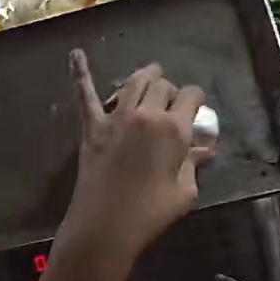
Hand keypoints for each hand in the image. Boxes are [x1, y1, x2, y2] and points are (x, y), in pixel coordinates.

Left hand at [55, 49, 210, 272]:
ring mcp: (117, 118)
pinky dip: (79, 73)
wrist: (106, 226)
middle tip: (171, 102)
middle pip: (162, 85)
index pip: (191, 96)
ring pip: (133, 82)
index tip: (196, 108)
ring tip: (150, 75)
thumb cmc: (151, 214)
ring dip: (145, 76)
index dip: (196, 99)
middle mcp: (147, 115)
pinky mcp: (92, 127)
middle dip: (171, 90)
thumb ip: (193, 165)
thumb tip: (203, 152)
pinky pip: (84, 95)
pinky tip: (75, 54)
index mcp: (175, 129)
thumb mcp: (184, 192)